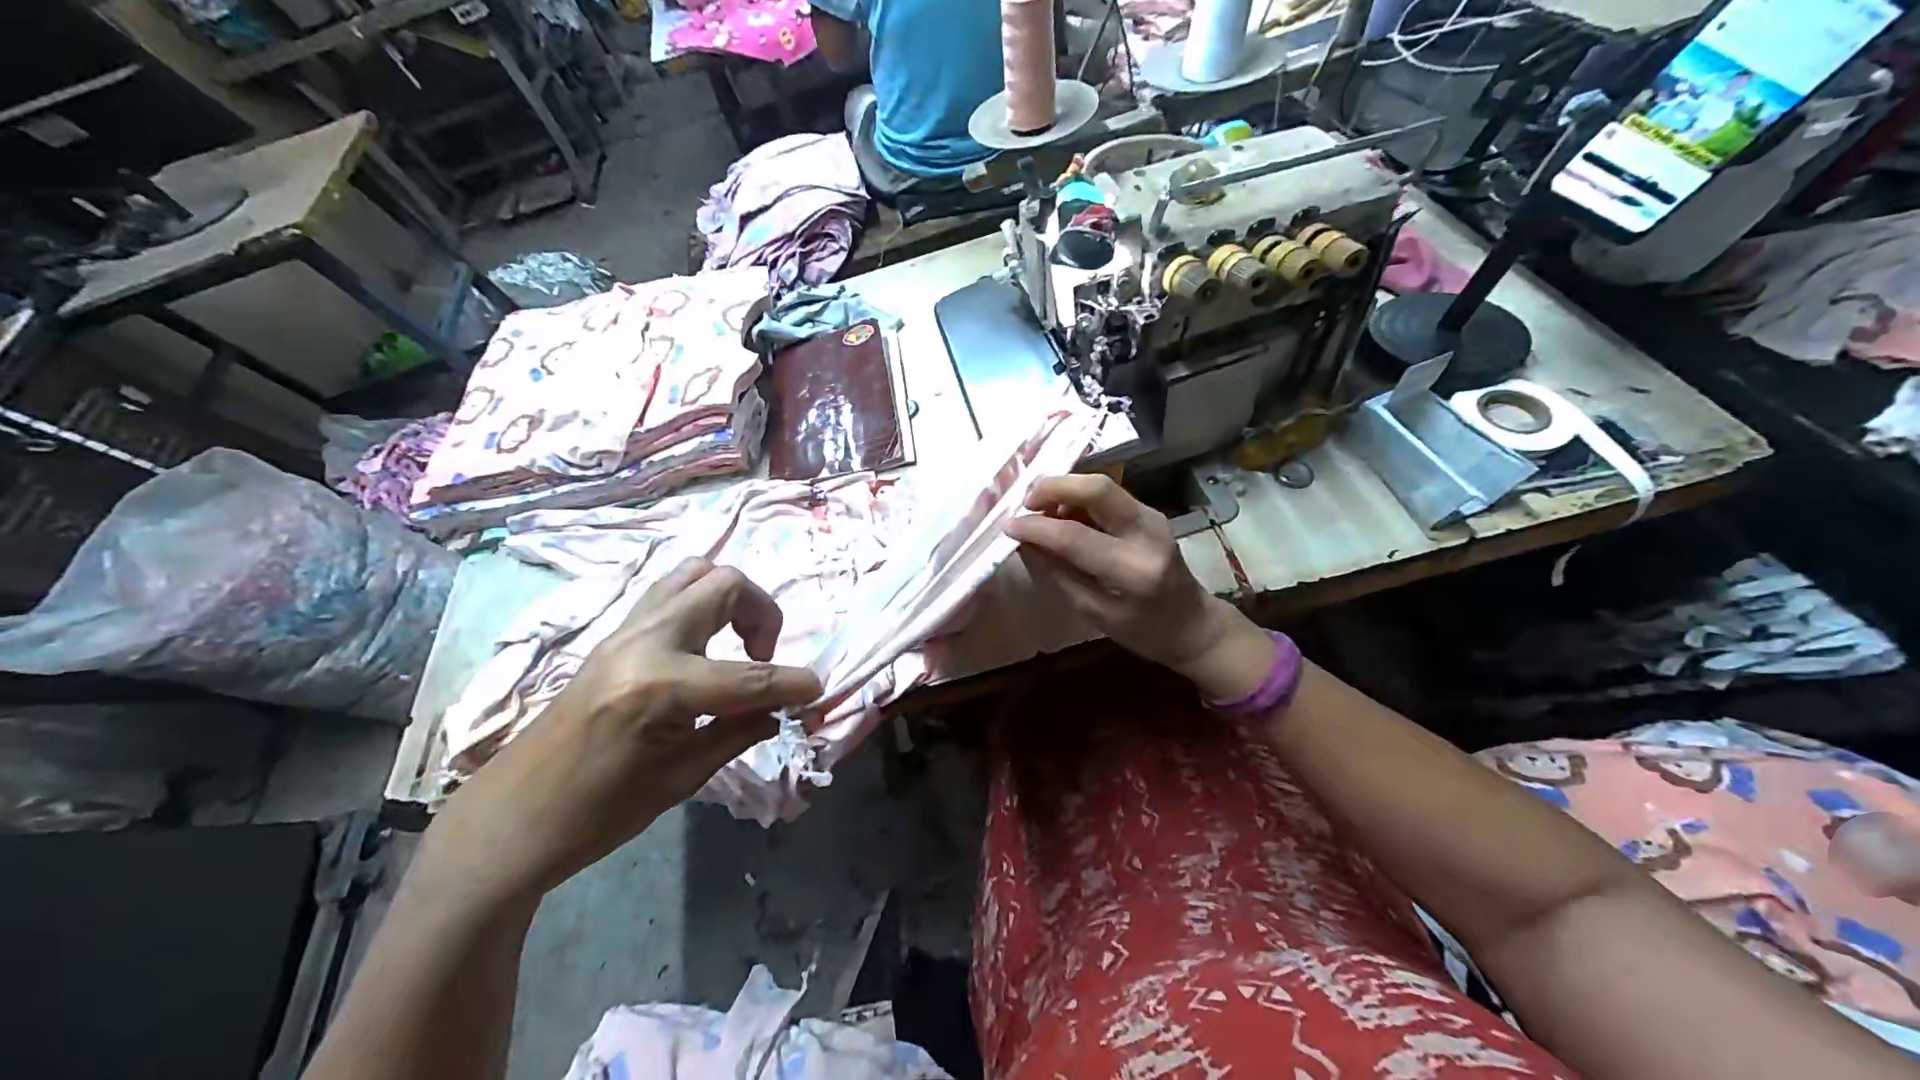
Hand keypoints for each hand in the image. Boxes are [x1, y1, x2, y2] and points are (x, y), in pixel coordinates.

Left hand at [421, 558, 821, 905]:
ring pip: (694, 573)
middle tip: (765, 658)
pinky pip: (670, 592)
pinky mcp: (613, 635)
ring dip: (731, 599)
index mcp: (660, 687)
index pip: (750, 676)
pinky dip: (702, 604)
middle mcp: (644, 642)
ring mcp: (624, 632)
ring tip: (736, 644)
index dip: (793, 684)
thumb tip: (781, 710)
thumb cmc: (597, 814)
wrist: (512, 818)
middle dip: (763, 615)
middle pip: (725, 585)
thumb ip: (737, 734)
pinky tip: (705, 647)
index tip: (817, 690)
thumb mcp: (680, 781)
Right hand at [1005, 474, 1272, 700]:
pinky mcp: (1150, 512)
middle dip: (1055, 487)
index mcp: (1133, 570)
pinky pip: (1108, 495)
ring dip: (1066, 490)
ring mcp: (1153, 517)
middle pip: (1098, 489)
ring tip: (1040, 510)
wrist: (1193, 624)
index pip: (1075, 537)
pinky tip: (1062, 514)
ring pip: (1102, 485)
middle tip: (1026, 502)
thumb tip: (1024, 543)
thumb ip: (1057, 574)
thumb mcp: (1094, 613)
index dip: (1036, 527)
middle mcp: (1148, 534)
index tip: (1008, 526)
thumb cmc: (1144, 631)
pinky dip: (1079, 498)